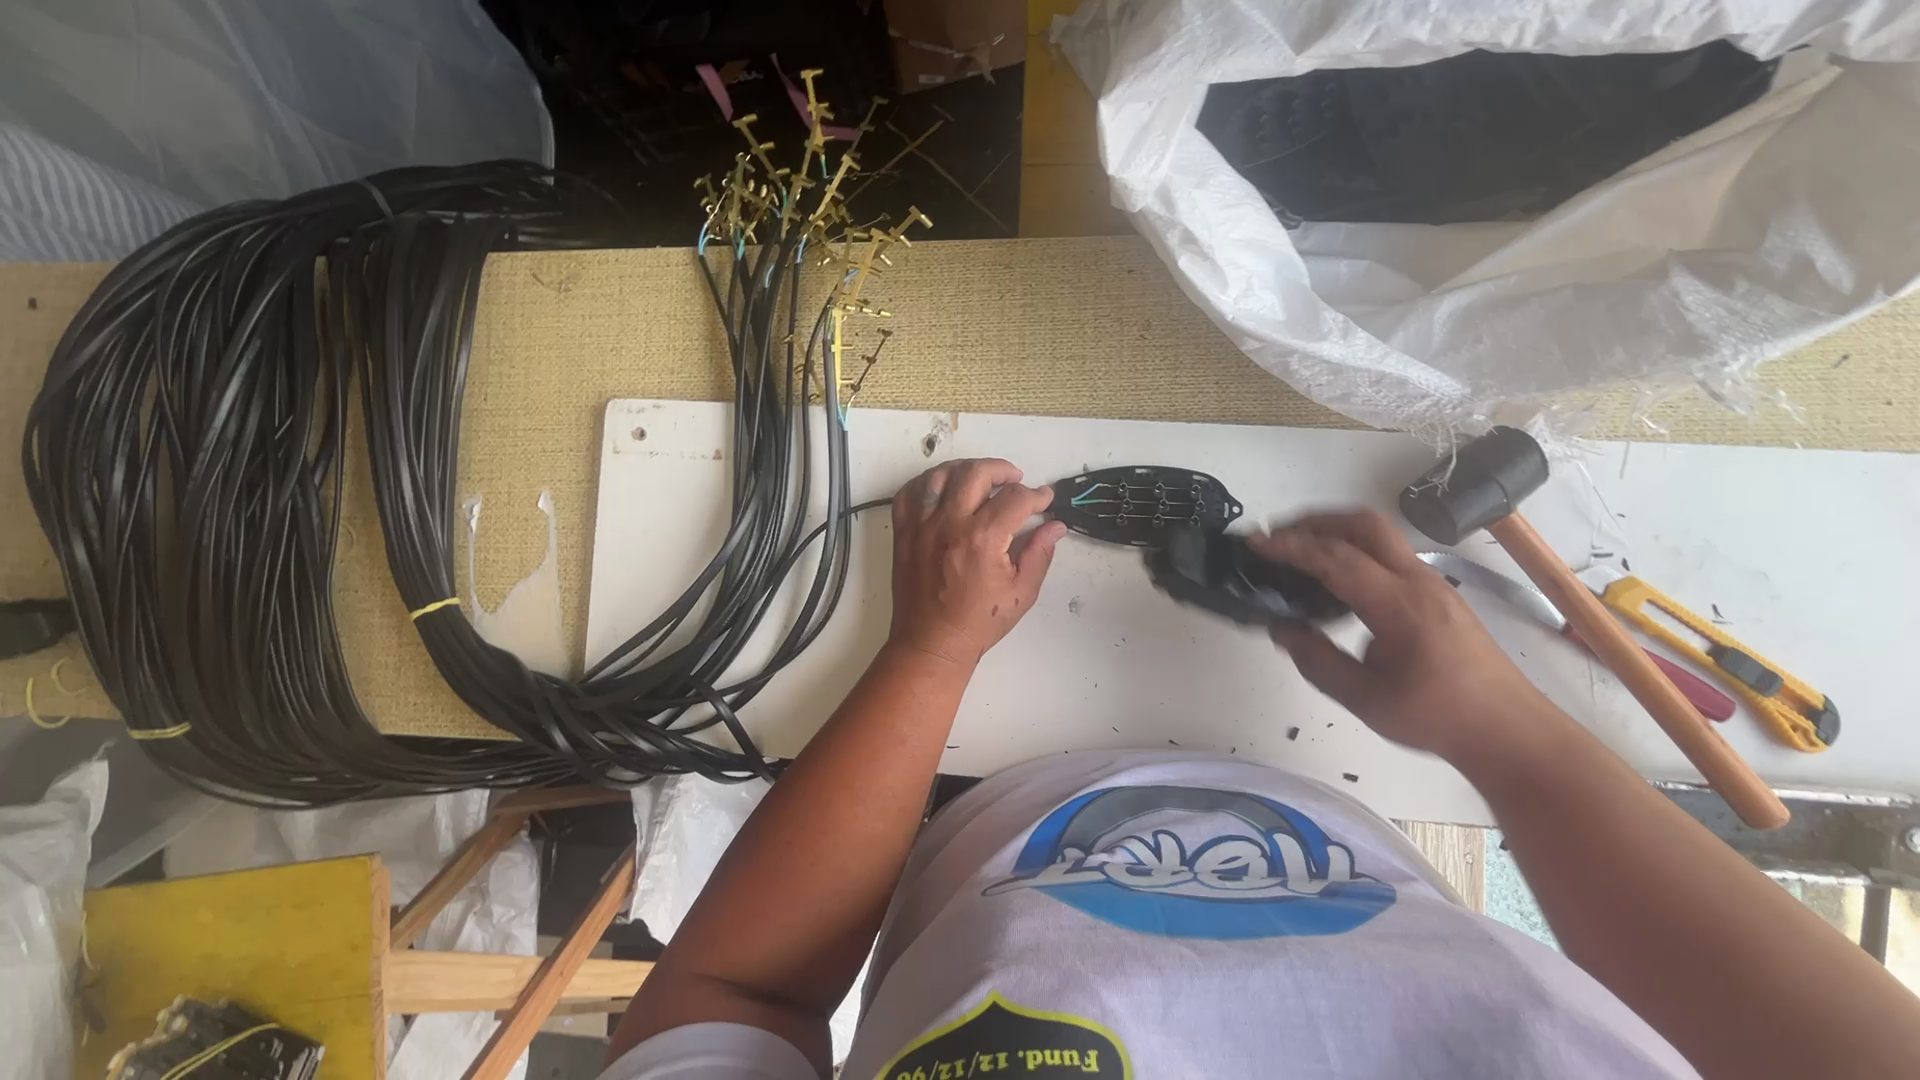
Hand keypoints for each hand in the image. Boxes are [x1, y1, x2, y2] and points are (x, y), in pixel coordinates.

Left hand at [889, 459, 1067, 667]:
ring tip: (982, 479)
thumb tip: (1055, 527)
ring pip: (942, 474)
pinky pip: (910, 492)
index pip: (1015, 498)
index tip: (1044, 500)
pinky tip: (945, 488)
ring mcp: (921, 525)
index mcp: (982, 540)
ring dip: (966, 470)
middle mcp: (949, 525)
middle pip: (977, 473)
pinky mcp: (904, 532)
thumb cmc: (977, 623)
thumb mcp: (1021, 592)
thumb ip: (1040, 553)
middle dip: (1003, 470)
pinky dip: (929, 482)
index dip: (1036, 495)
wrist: (931, 643)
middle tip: (1015, 480)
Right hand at [1249, 510, 1554, 761]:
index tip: (1256, 542)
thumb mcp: (1365, 698)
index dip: (1292, 546)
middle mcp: (1418, 582)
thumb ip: (1317, 660)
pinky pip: (1388, 555)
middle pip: (1364, 524)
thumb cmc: (1437, 717)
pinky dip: (1353, 551)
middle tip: (1278, 535)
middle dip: (1315, 521)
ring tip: (1298, 552)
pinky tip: (1334, 580)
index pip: (1337, 558)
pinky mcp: (1436, 595)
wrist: (1508, 730)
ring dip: (1336, 532)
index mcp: (1400, 605)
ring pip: (1379, 536)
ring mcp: (1432, 585)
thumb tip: (1282, 628)